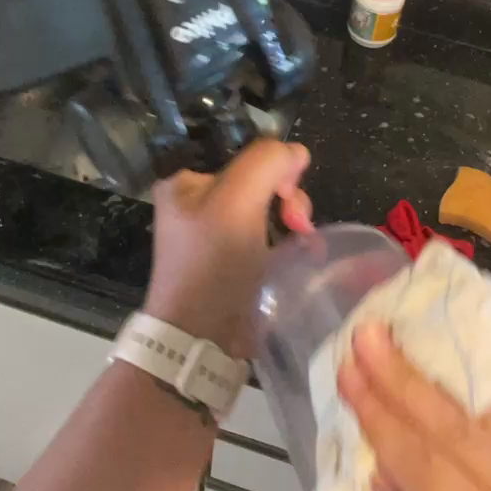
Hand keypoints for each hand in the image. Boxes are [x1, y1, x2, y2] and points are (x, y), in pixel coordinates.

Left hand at [143, 140, 313, 359]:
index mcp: (186, 182)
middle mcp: (197, 205)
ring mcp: (215, 236)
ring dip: (293, 219)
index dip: (275, 169)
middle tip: (297, 222)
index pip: (245, 155)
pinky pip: (270, 236)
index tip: (288, 195)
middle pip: (260, 181)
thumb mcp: (237, 201)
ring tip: (303, 240)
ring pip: (269, 208)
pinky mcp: (233, 263)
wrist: (201, 339)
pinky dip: (290, 240)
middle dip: (287, 197)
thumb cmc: (213, 265)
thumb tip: (295, 152)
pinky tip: (305, 250)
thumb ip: (267, 163)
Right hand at [339, 324, 490, 490]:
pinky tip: (456, 366)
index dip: (378, 414)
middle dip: (399, 375)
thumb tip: (383, 472)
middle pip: (448, 422)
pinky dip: (482, 388)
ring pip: (483, 409)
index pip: (419, 459)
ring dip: (434, 370)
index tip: (347, 374)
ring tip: (400, 338)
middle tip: (366, 334)